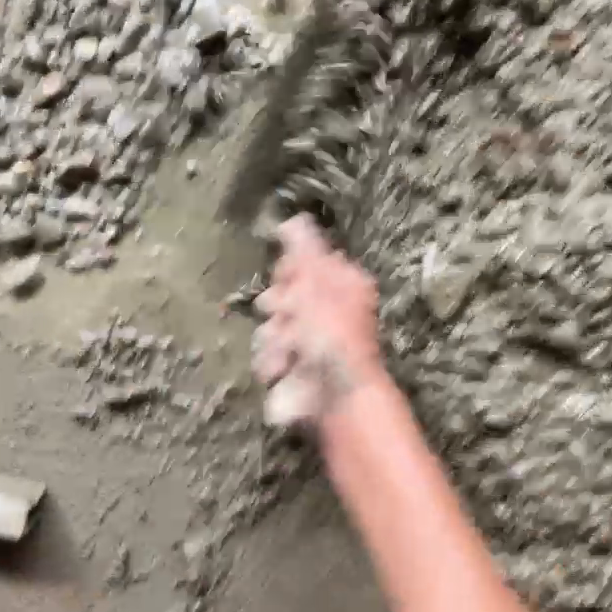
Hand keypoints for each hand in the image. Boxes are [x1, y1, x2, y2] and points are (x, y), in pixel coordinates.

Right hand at [252, 216, 383, 426]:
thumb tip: (292, 218)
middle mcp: (329, 310)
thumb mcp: (316, 279)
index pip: (304, 262)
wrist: (332, 394)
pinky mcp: (295, 368)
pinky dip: (271, 361)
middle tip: (284, 315)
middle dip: (277, 307)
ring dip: (273, 338)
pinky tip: (282, 368)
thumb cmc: (329, 332)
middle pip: (282, 294)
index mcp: (344, 283)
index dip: (289, 272)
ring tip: (287, 351)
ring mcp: (311, 341)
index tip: (288, 281)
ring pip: (271, 326)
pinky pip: (268, 354)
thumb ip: (302, 247)